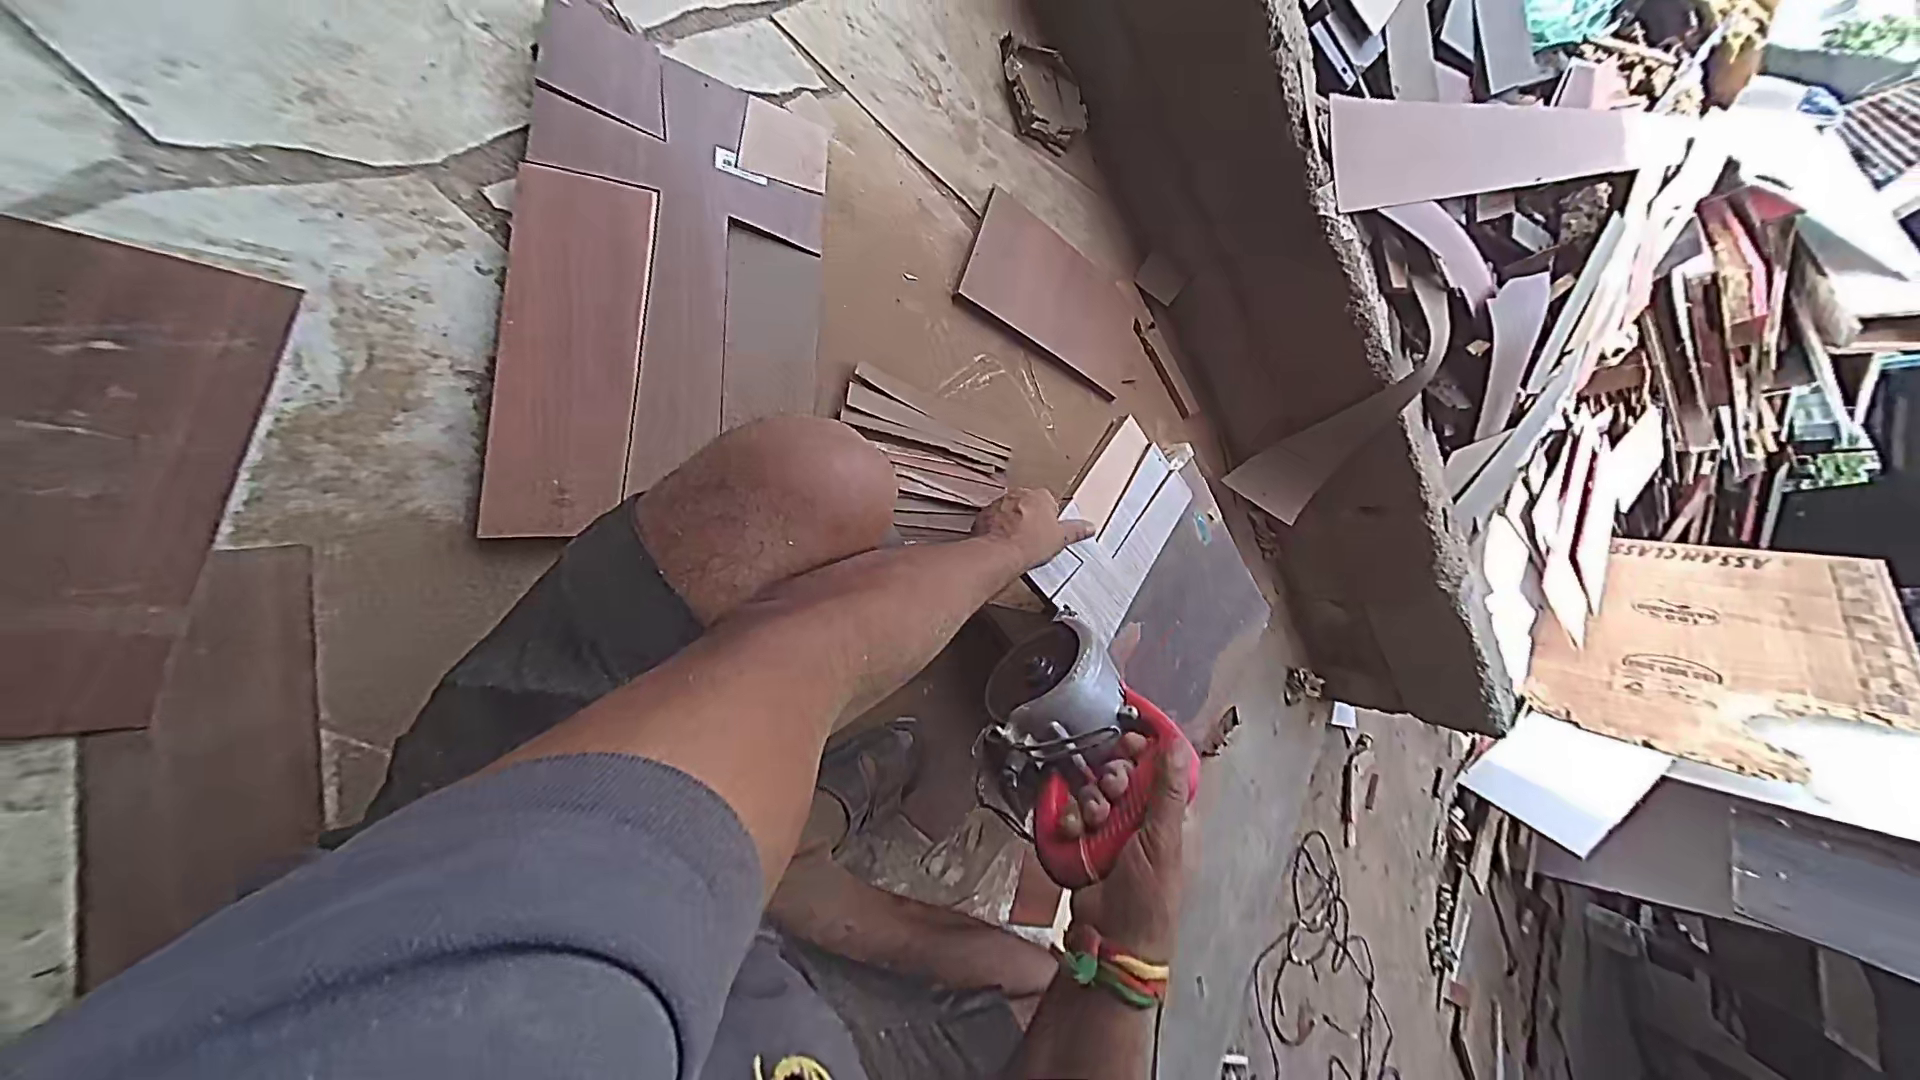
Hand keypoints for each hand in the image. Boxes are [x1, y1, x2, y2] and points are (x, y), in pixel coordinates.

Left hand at [973, 487, 1093, 568]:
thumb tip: (1089, 527)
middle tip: (1033, 537)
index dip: (1049, 518)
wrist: (1000, 553)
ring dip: (1011, 522)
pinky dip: (996, 529)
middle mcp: (1018, 494)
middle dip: (1029, 518)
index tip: (1048, 531)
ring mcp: (998, 504)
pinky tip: (1001, 543)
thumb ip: (1076, 530)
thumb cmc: (1030, 544)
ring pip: (1008, 511)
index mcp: (1039, 496)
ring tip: (1016, 542)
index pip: (1048, 501)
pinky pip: (992, 520)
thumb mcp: (1060, 539)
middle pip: (1027, 504)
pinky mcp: (983, 515)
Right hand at [1064, 736, 1190, 960]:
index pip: (1155, 765)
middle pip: (1119, 770)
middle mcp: (1139, 814)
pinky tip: (1076, 831)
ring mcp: (1109, 825)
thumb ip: (1167, 790)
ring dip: (1090, 799)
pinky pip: (1071, 809)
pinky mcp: (1083, 836)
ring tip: (1094, 821)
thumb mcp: (1163, 839)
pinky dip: (1070, 817)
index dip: (1140, 750)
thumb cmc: (1149, 895)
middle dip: (1111, 777)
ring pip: (1093, 787)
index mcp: (1168, 813)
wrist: (1109, 938)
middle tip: (1113, 793)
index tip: (1126, 742)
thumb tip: (1175, 744)